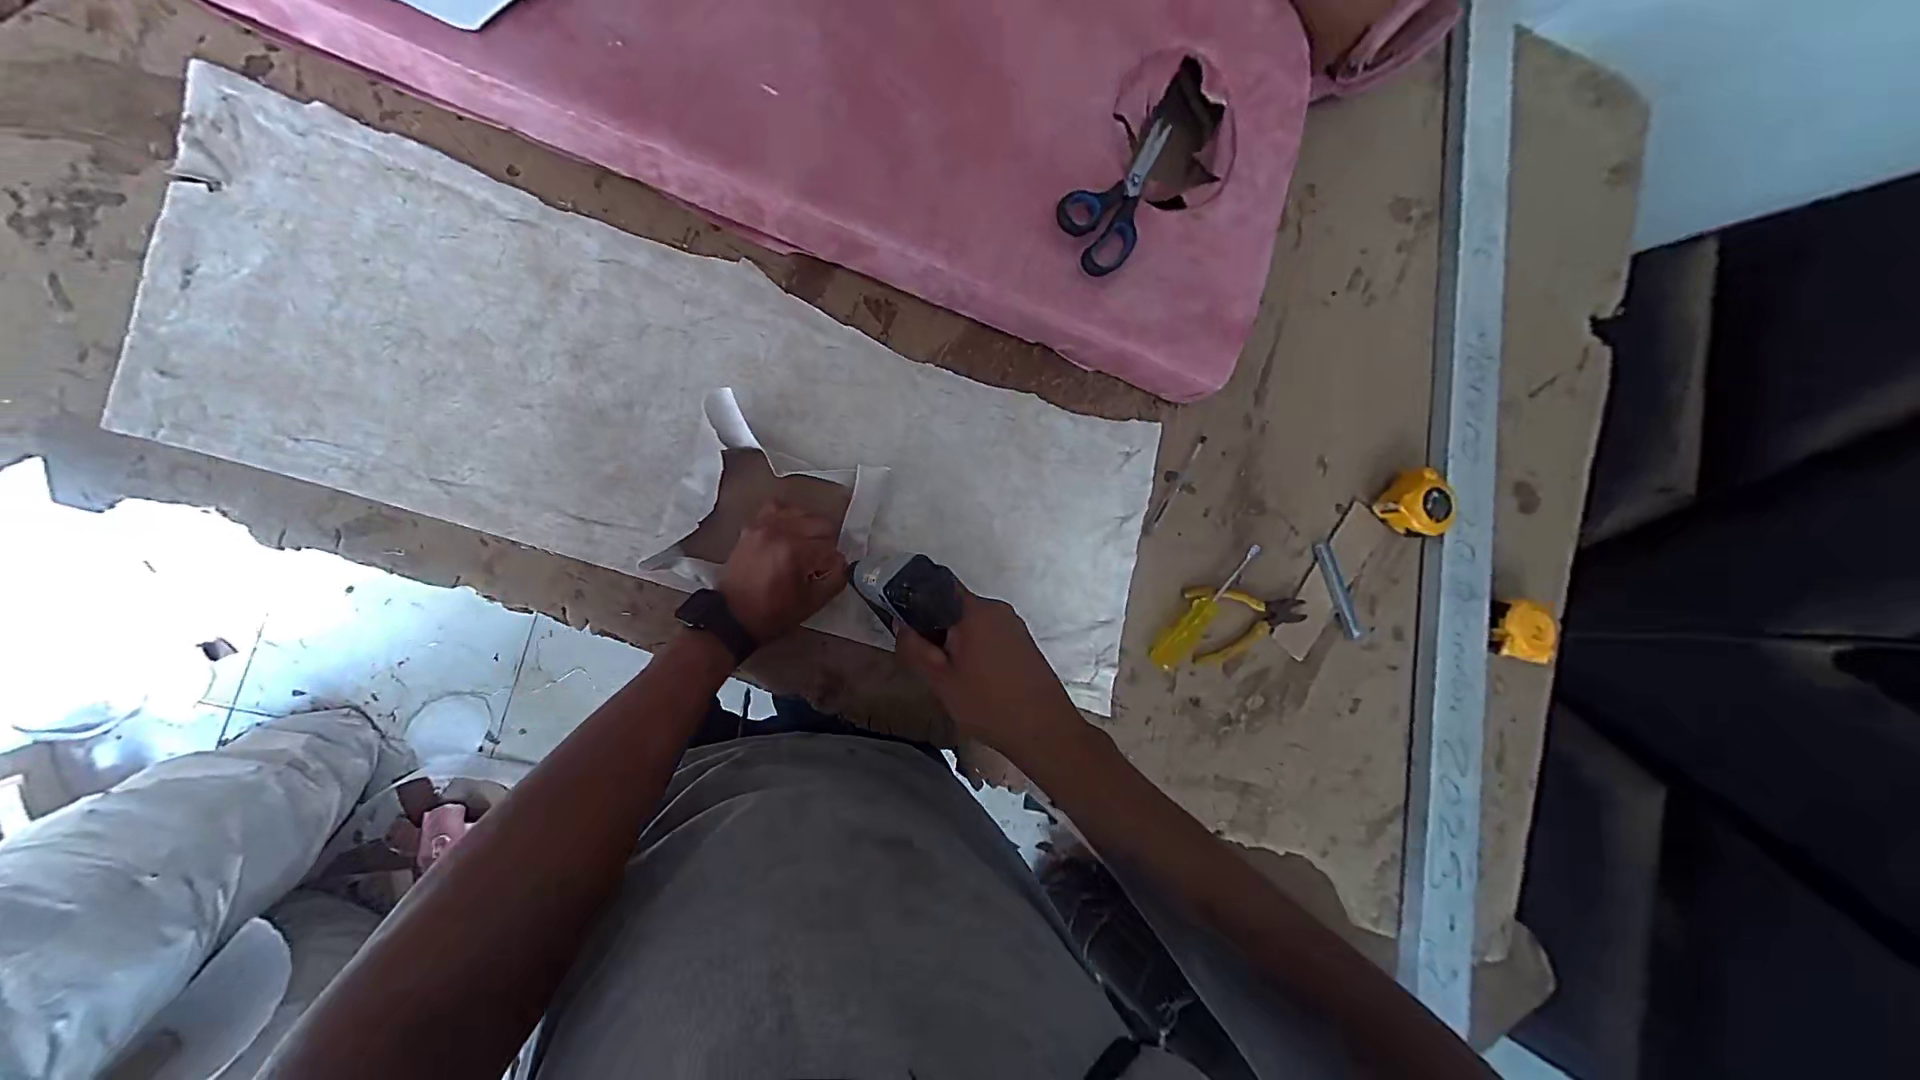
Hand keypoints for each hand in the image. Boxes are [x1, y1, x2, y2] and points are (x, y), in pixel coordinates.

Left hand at [716, 502, 848, 642]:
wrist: (733, 617)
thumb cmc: (773, 613)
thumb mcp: (812, 603)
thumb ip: (836, 579)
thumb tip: (842, 564)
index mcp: (795, 552)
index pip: (832, 549)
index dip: (835, 564)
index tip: (829, 575)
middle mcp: (780, 531)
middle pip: (822, 525)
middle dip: (826, 545)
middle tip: (819, 564)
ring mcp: (764, 525)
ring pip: (803, 514)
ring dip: (810, 530)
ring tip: (806, 549)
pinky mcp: (753, 526)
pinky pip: (778, 509)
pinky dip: (788, 518)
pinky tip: (789, 533)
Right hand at [894, 589, 1092, 766]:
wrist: (1044, 730)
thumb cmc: (990, 705)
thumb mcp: (940, 680)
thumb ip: (914, 647)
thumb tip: (901, 624)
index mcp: (975, 611)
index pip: (938, 586)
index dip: (917, 602)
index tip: (907, 627)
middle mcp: (997, 610)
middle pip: (955, 608)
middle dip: (937, 630)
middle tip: (930, 664)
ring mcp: (1014, 625)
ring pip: (972, 625)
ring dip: (957, 644)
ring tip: (955, 678)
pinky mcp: (1023, 643)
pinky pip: (990, 636)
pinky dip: (977, 651)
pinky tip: (977, 681)